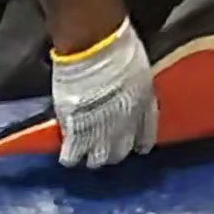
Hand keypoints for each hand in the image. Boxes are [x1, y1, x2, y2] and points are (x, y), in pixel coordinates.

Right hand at [50, 18, 157, 168]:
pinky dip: (70, 158)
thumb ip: (136, 91)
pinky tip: (68, 154)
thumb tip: (129, 102)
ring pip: (96, 160)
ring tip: (84, 153)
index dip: (141, 144)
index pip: (145, 135)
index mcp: (143, 105)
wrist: (94, 52)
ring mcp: (99, 131)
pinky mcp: (75, 134)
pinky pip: (71, 158)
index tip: (138, 149)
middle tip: (104, 150)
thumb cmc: (118, 52)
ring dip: (91, 158)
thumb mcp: (138, 71)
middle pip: (119, 153)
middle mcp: (123, 123)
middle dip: (112, 154)